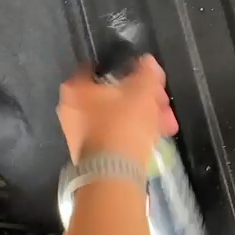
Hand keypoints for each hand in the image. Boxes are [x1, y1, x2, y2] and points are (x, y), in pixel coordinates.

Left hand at [57, 56, 178, 166]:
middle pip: (112, 95)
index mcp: (75, 88)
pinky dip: (131, 132)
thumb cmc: (123, 124)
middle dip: (142, 98)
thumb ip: (147, 73)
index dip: (127, 70)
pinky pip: (113, 133)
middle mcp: (70, 108)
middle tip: (162, 105)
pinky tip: (152, 137)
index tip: (145, 78)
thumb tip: (148, 61)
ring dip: (141, 116)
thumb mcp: (143, 92)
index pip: (100, 69)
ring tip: (164, 125)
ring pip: (115, 116)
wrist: (113, 172)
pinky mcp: (89, 152)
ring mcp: (77, 133)